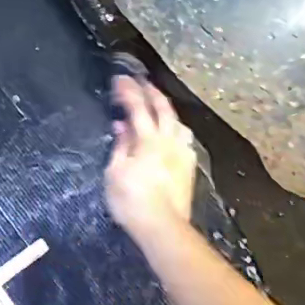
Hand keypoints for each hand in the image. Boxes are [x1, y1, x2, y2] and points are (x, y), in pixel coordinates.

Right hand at [105, 75, 196, 243]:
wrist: (161, 226)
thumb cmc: (131, 201)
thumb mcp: (115, 173)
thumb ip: (121, 146)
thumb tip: (122, 126)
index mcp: (148, 140)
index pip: (137, 107)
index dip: (128, 91)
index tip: (119, 79)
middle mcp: (169, 141)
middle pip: (163, 109)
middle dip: (151, 92)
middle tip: (141, 81)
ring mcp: (182, 154)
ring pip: (178, 123)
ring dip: (167, 109)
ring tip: (159, 104)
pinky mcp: (188, 167)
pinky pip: (184, 140)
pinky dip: (176, 129)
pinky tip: (173, 134)